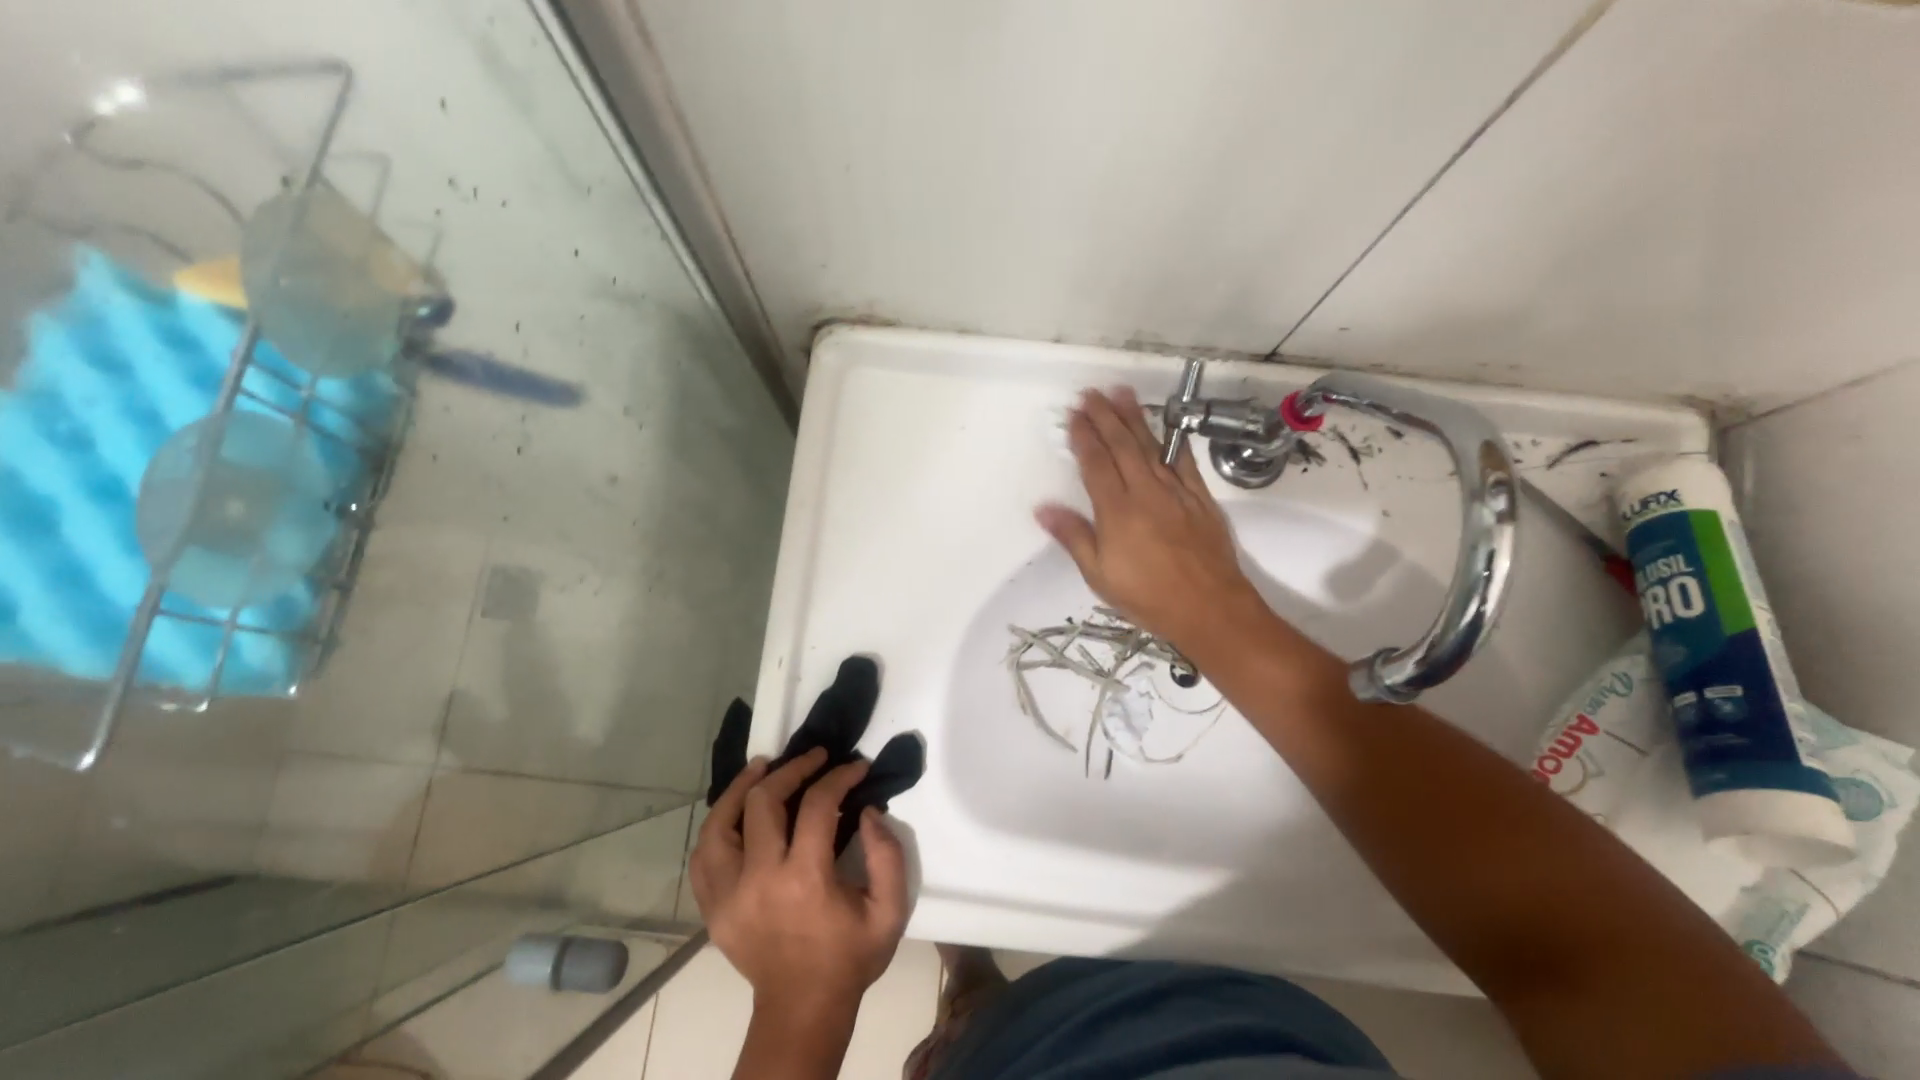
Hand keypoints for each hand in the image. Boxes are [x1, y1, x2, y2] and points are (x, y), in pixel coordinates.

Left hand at [691, 747, 909, 1014]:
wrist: (803, 1007)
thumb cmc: (850, 957)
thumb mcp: (890, 911)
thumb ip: (888, 856)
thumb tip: (867, 810)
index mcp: (805, 879)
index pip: (816, 805)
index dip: (838, 777)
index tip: (854, 767)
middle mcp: (759, 879)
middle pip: (764, 802)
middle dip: (792, 769)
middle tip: (813, 757)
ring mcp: (728, 893)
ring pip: (720, 822)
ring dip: (742, 787)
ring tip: (762, 767)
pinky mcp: (711, 907)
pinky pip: (702, 855)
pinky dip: (717, 826)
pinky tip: (735, 812)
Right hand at [1036, 386, 1269, 652]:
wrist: (1210, 608)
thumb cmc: (1148, 597)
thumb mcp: (1100, 575)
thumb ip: (1074, 537)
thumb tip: (1043, 508)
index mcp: (1116, 511)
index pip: (1095, 463)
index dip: (1083, 436)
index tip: (1073, 414)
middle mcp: (1145, 492)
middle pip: (1122, 445)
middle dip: (1105, 416)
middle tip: (1092, 393)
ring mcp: (1176, 492)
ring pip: (1151, 446)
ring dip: (1134, 418)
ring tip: (1122, 393)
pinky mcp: (1200, 498)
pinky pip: (1183, 461)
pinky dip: (1172, 441)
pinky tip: (1165, 428)